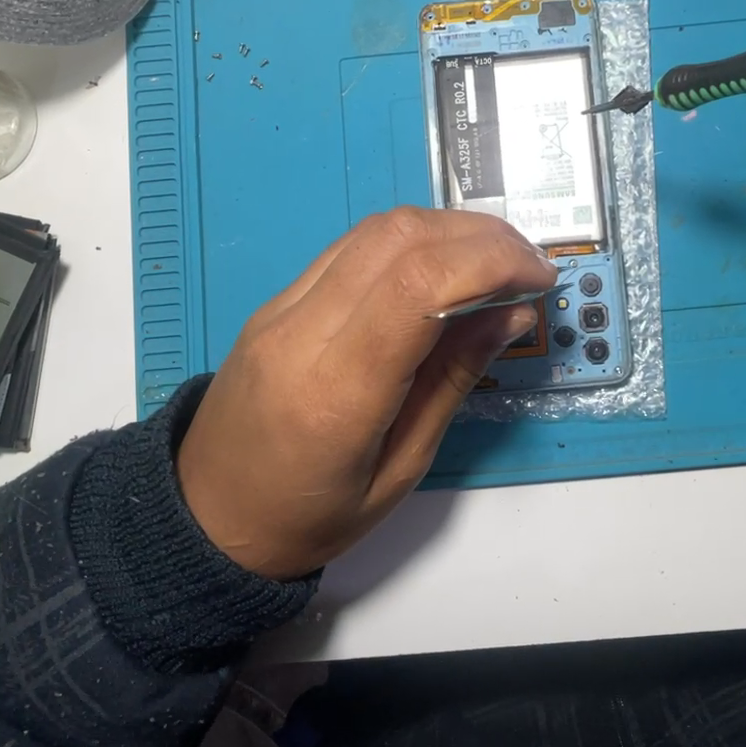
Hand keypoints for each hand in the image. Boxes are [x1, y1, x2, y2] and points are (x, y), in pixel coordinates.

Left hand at [177, 207, 556, 579]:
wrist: (205, 517)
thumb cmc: (310, 517)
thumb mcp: (401, 470)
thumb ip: (454, 380)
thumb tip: (512, 312)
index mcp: (336, 391)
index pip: (417, 285)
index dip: (491, 262)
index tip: (540, 278)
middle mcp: (303, 330)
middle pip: (399, 238)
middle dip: (481, 236)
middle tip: (529, 265)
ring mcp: (282, 305)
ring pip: (377, 229)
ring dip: (450, 229)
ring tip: (498, 260)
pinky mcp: (279, 297)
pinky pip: (354, 245)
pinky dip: (414, 240)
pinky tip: (446, 265)